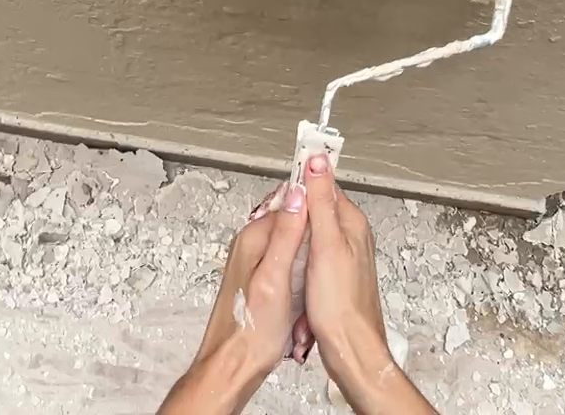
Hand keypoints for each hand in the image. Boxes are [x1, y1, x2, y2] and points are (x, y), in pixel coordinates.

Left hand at [158, 183, 308, 414]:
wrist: (232, 369)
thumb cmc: (250, 332)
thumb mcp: (275, 278)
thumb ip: (286, 235)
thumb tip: (298, 195)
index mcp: (254, 238)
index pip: (290, 203)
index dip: (314, 209)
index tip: (332, 215)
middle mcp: (252, 245)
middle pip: (293, 225)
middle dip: (312, 242)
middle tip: (321, 264)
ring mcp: (257, 263)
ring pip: (294, 248)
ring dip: (308, 265)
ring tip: (312, 288)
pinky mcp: (263, 281)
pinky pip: (291, 268)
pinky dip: (303, 281)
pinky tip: (304, 299)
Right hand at [303, 154, 437, 414]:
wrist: (350, 351)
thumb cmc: (340, 305)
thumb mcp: (325, 244)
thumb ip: (320, 200)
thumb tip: (318, 159)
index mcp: (351, 221)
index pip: (323, 184)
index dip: (300, 182)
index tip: (283, 183)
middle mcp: (351, 234)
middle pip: (315, 207)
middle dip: (294, 214)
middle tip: (276, 223)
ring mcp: (343, 254)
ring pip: (310, 233)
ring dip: (294, 240)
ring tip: (282, 250)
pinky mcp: (333, 274)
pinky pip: (309, 254)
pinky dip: (297, 259)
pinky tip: (289, 270)